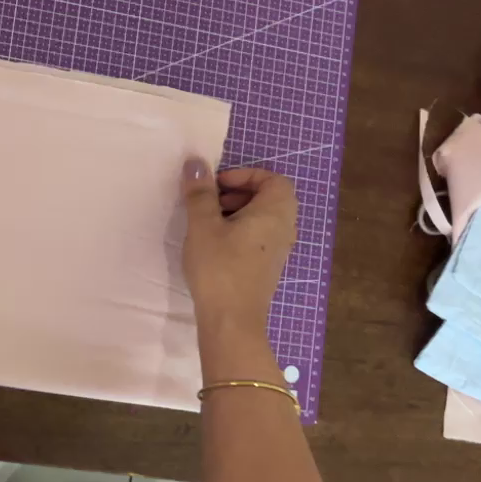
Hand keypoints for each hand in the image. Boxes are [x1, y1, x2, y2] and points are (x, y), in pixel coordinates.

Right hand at [180, 162, 297, 336]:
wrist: (231, 319)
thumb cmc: (218, 267)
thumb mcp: (202, 226)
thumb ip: (200, 193)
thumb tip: (196, 163)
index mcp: (274, 213)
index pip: (273, 179)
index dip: (245, 176)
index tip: (216, 186)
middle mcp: (284, 228)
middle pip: (270, 196)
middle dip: (238, 192)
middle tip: (209, 201)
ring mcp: (279, 249)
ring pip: (263, 217)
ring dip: (237, 211)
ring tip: (207, 222)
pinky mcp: (267, 265)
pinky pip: (259, 235)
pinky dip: (239, 230)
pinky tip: (214, 243)